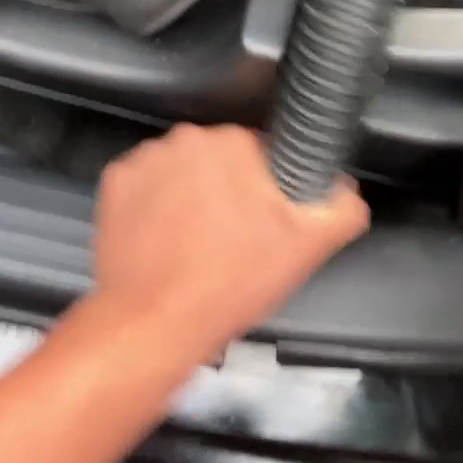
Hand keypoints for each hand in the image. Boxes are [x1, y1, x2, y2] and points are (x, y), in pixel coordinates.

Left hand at [91, 124, 369, 360]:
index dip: (267, 188)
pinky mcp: (115, 183)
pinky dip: (154, 205)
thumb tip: (347, 192)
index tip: (264, 219)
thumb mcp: (306, 249)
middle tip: (234, 236)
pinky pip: (146, 185)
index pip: (262, 153)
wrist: (153, 323)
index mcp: (235, 143)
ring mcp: (146, 159)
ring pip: (183, 169)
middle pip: (220, 159)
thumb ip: (340, 210)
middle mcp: (188, 139)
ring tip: (198, 242)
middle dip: (229, 189)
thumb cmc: (228, 283)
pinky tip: (167, 239)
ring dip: (191, 194)